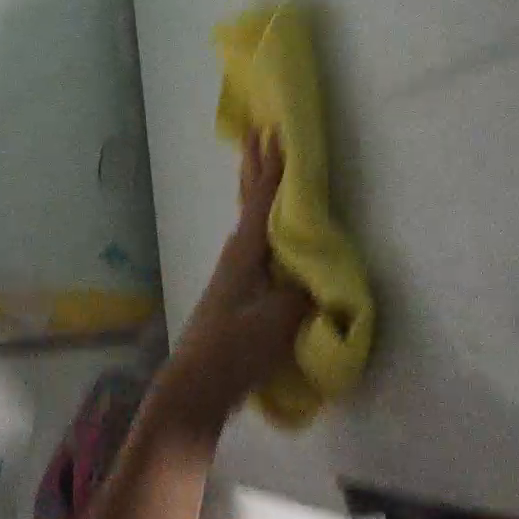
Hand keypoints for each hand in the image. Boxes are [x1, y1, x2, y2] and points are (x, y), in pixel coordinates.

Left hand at [157, 132, 311, 432]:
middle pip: (247, 200)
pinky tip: (267, 236)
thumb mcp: (277, 321)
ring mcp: (233, 273)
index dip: (273, 168)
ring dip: (256, 192)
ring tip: (262, 173)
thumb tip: (320, 273)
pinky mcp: (235, 293)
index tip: (276, 133)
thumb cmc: (235, 348)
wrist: (197, 386)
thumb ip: (301, 293)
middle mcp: (236, 254)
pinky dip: (260, 223)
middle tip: (257, 133)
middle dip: (254, 167)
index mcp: (245, 252)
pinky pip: (252, 242)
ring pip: (248, 219)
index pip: (263, 200)